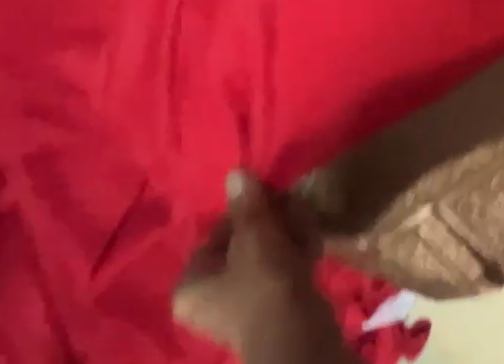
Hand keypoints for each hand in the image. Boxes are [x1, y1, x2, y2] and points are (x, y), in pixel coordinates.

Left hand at [174, 172, 336, 357]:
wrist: (295, 330)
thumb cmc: (264, 282)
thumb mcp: (256, 236)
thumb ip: (247, 206)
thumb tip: (234, 172)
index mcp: (190, 284)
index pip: (217, 235)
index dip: (249, 213)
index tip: (278, 200)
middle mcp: (204, 299)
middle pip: (241, 247)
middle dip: (273, 226)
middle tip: (296, 212)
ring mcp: (235, 309)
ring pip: (263, 260)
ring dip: (289, 239)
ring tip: (309, 230)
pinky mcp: (265, 312)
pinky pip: (276, 275)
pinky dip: (294, 258)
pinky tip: (313, 248)